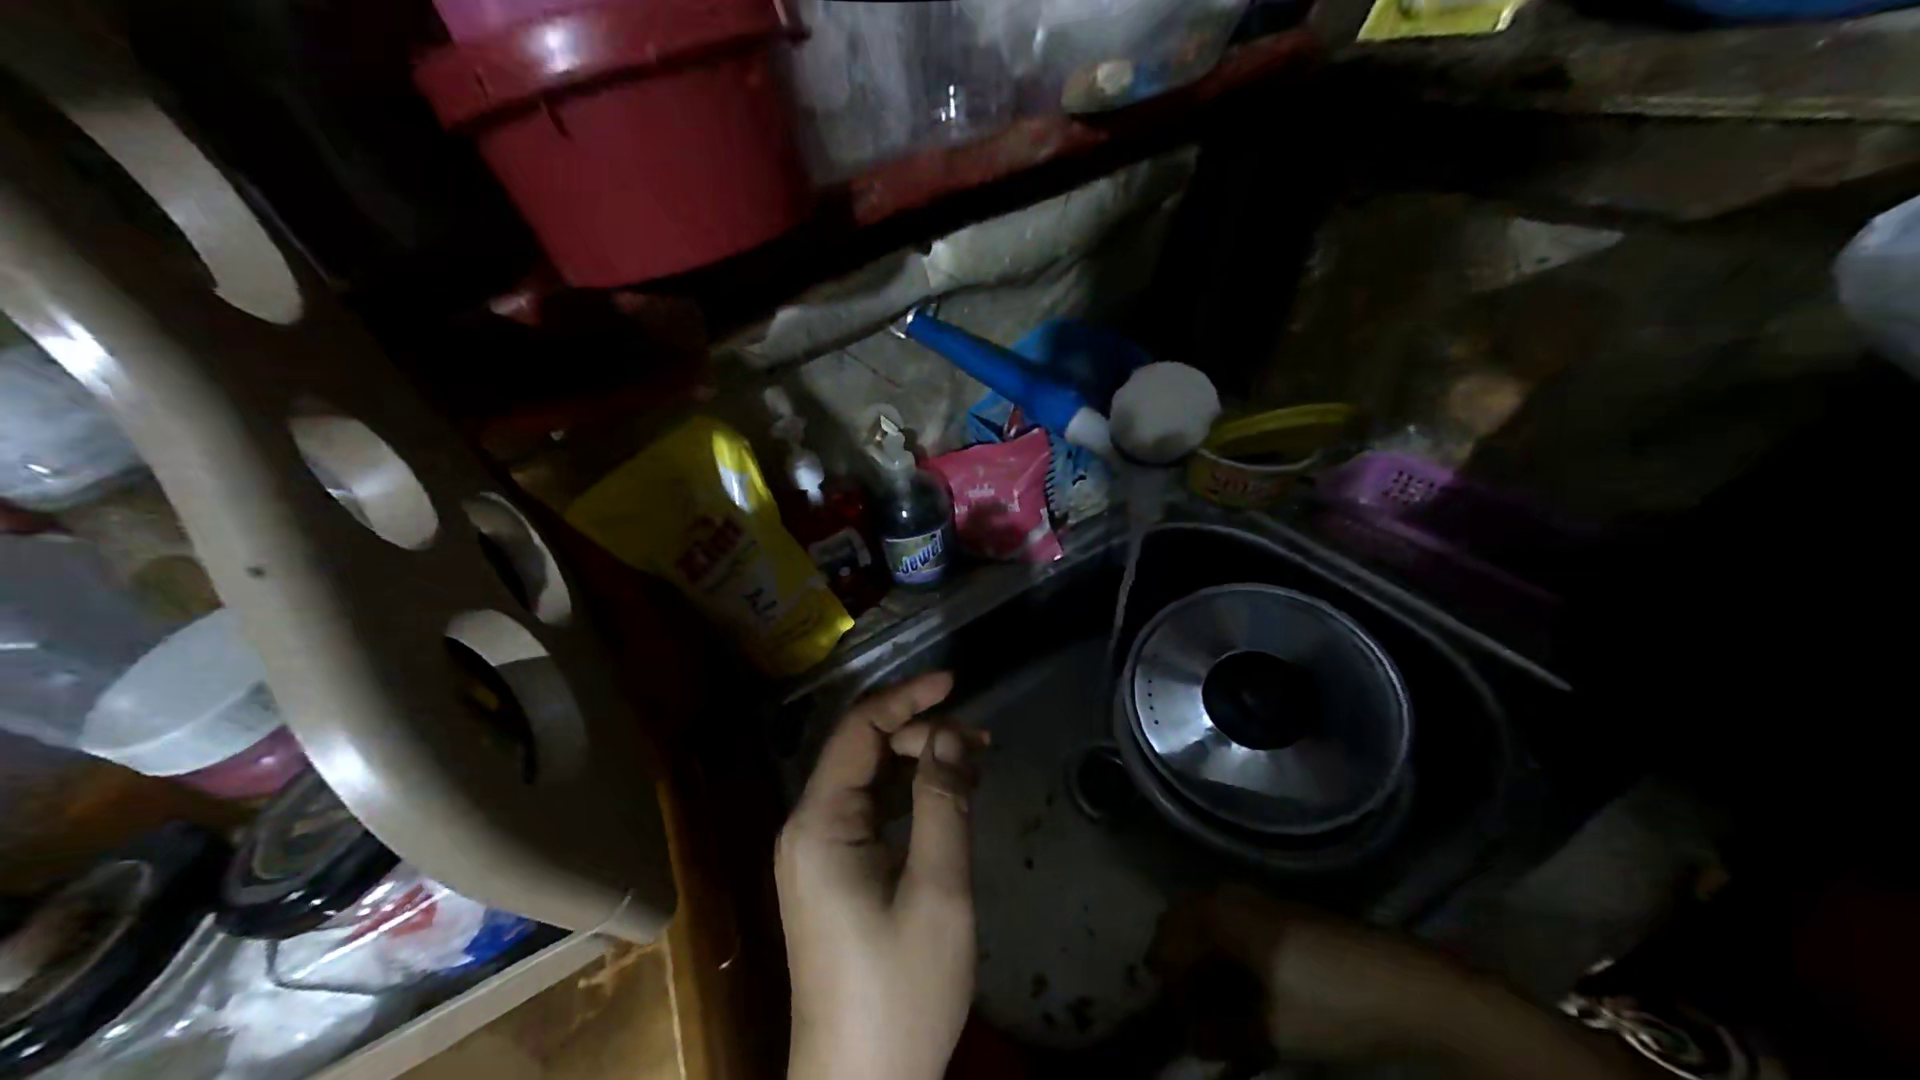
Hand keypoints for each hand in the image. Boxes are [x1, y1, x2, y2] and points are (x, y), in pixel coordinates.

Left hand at [776, 672, 980, 1079]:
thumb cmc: (901, 989)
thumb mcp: (937, 891)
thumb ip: (944, 803)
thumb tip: (952, 736)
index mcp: (821, 824)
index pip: (859, 730)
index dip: (907, 698)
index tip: (954, 681)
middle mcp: (808, 827)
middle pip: (863, 751)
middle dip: (921, 734)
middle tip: (981, 746)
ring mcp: (816, 852)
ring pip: (868, 780)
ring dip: (918, 763)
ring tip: (974, 766)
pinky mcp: (831, 873)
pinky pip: (869, 812)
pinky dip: (908, 796)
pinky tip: (946, 798)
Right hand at [1150, 885, 1477, 1064]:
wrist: (1411, 989)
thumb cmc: (1331, 1005)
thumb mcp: (1273, 1033)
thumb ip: (1223, 1036)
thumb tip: (1194, 1041)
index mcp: (1222, 915)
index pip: (1169, 936)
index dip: (1165, 977)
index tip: (1172, 1014)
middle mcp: (1235, 896)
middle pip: (1186, 921)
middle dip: (1181, 962)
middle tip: (1187, 1004)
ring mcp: (1264, 901)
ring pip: (1214, 923)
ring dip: (1207, 960)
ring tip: (1216, 1004)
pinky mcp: (1290, 915)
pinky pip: (1241, 926)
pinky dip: (1233, 956)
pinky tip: (1249, 994)